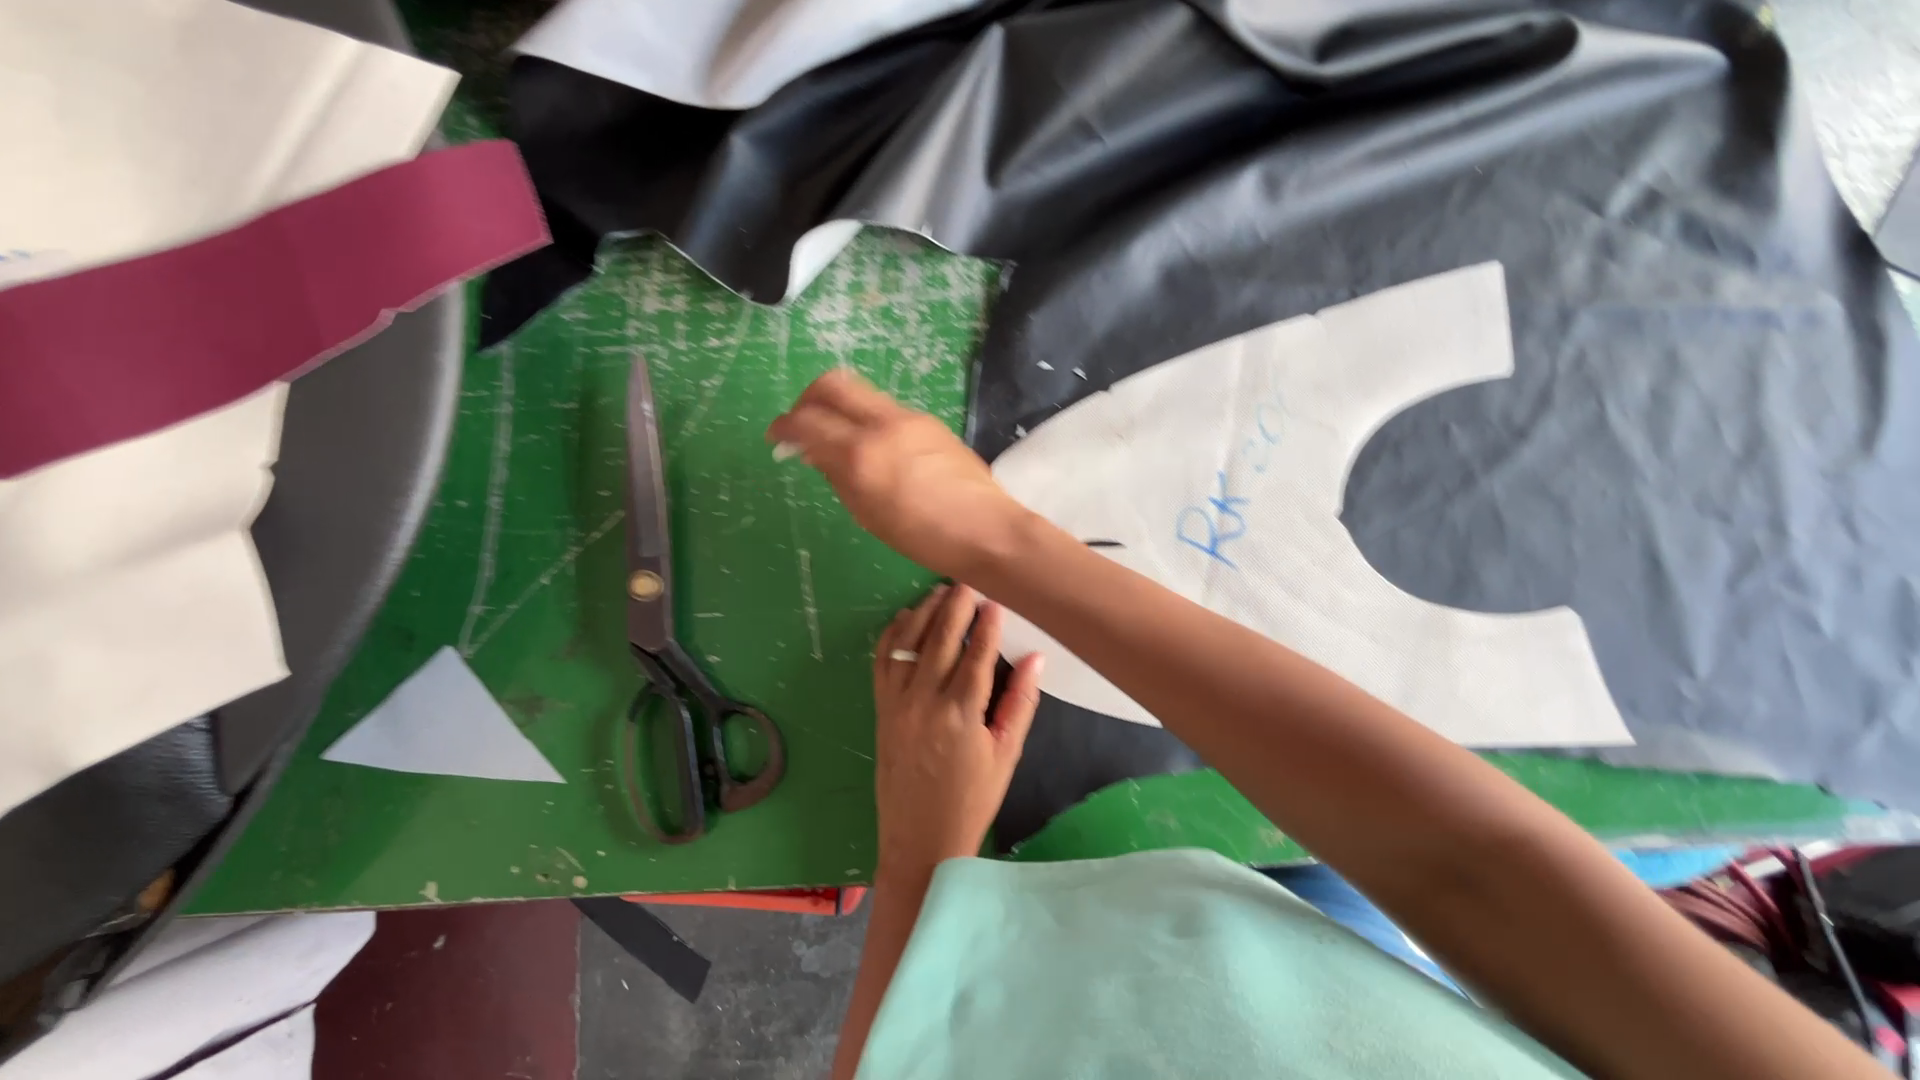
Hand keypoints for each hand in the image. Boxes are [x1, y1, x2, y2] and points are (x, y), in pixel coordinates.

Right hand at [767, 369, 1031, 579]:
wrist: (986, 529)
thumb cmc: (923, 537)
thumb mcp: (867, 514)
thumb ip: (836, 475)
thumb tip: (814, 450)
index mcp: (861, 454)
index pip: (808, 421)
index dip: (784, 426)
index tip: (776, 436)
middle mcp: (883, 424)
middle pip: (832, 384)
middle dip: (808, 398)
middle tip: (801, 423)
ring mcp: (910, 418)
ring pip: (861, 394)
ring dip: (839, 408)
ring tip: (836, 441)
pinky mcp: (930, 422)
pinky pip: (885, 410)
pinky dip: (866, 420)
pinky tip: (871, 449)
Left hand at [871, 584, 1044, 877]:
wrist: (920, 838)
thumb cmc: (972, 800)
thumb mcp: (1006, 754)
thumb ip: (1020, 703)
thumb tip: (1037, 659)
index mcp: (962, 713)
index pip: (977, 653)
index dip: (988, 622)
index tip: (996, 597)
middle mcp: (925, 700)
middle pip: (941, 637)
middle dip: (956, 604)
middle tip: (968, 580)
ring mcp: (897, 703)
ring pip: (908, 641)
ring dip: (924, 611)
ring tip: (940, 591)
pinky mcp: (880, 709)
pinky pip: (882, 660)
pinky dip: (892, 634)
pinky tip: (905, 618)